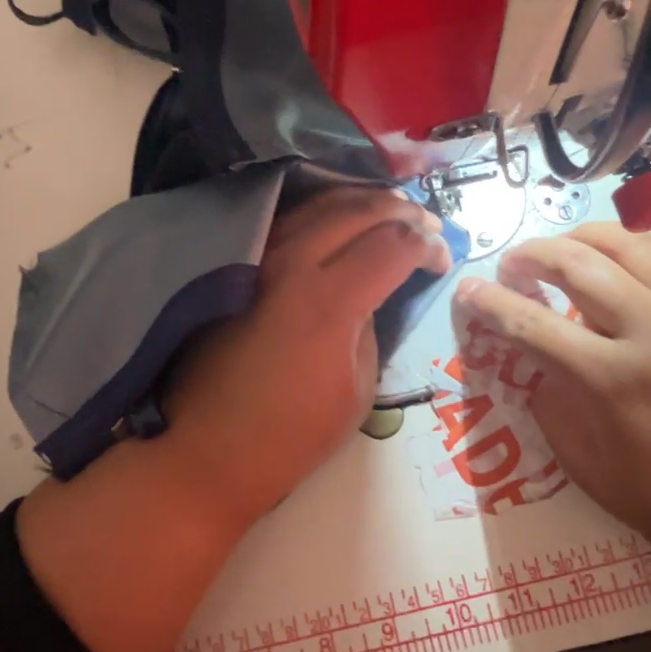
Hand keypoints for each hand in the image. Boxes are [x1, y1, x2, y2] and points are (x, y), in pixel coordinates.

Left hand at [165, 185, 452, 523]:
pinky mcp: (234, 265)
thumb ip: (370, 328)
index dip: (427, 246)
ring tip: (391, 209)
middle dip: (402, 211)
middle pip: (359, 210)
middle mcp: (292, 264)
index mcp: (330, 301)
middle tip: (428, 223)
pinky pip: (286, 219)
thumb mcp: (356, 390)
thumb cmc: (290, 435)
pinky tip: (338, 217)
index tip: (443, 258)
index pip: (393, 246)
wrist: (208, 450)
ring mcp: (257, 259)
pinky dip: (321, 210)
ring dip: (362, 201)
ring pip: (318, 205)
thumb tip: (371, 294)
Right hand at [454, 223, 650, 623]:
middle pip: (575, 263)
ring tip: (565, 252)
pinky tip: (633, 256)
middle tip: (513, 266)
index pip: (532, 323)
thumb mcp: (597, 473)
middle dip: (531, 255)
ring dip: (583, 238)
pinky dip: (648, 242)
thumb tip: (533, 364)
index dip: (490, 303)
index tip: (467, 291)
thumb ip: (555, 412)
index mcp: (613, 379)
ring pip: (628, 241)